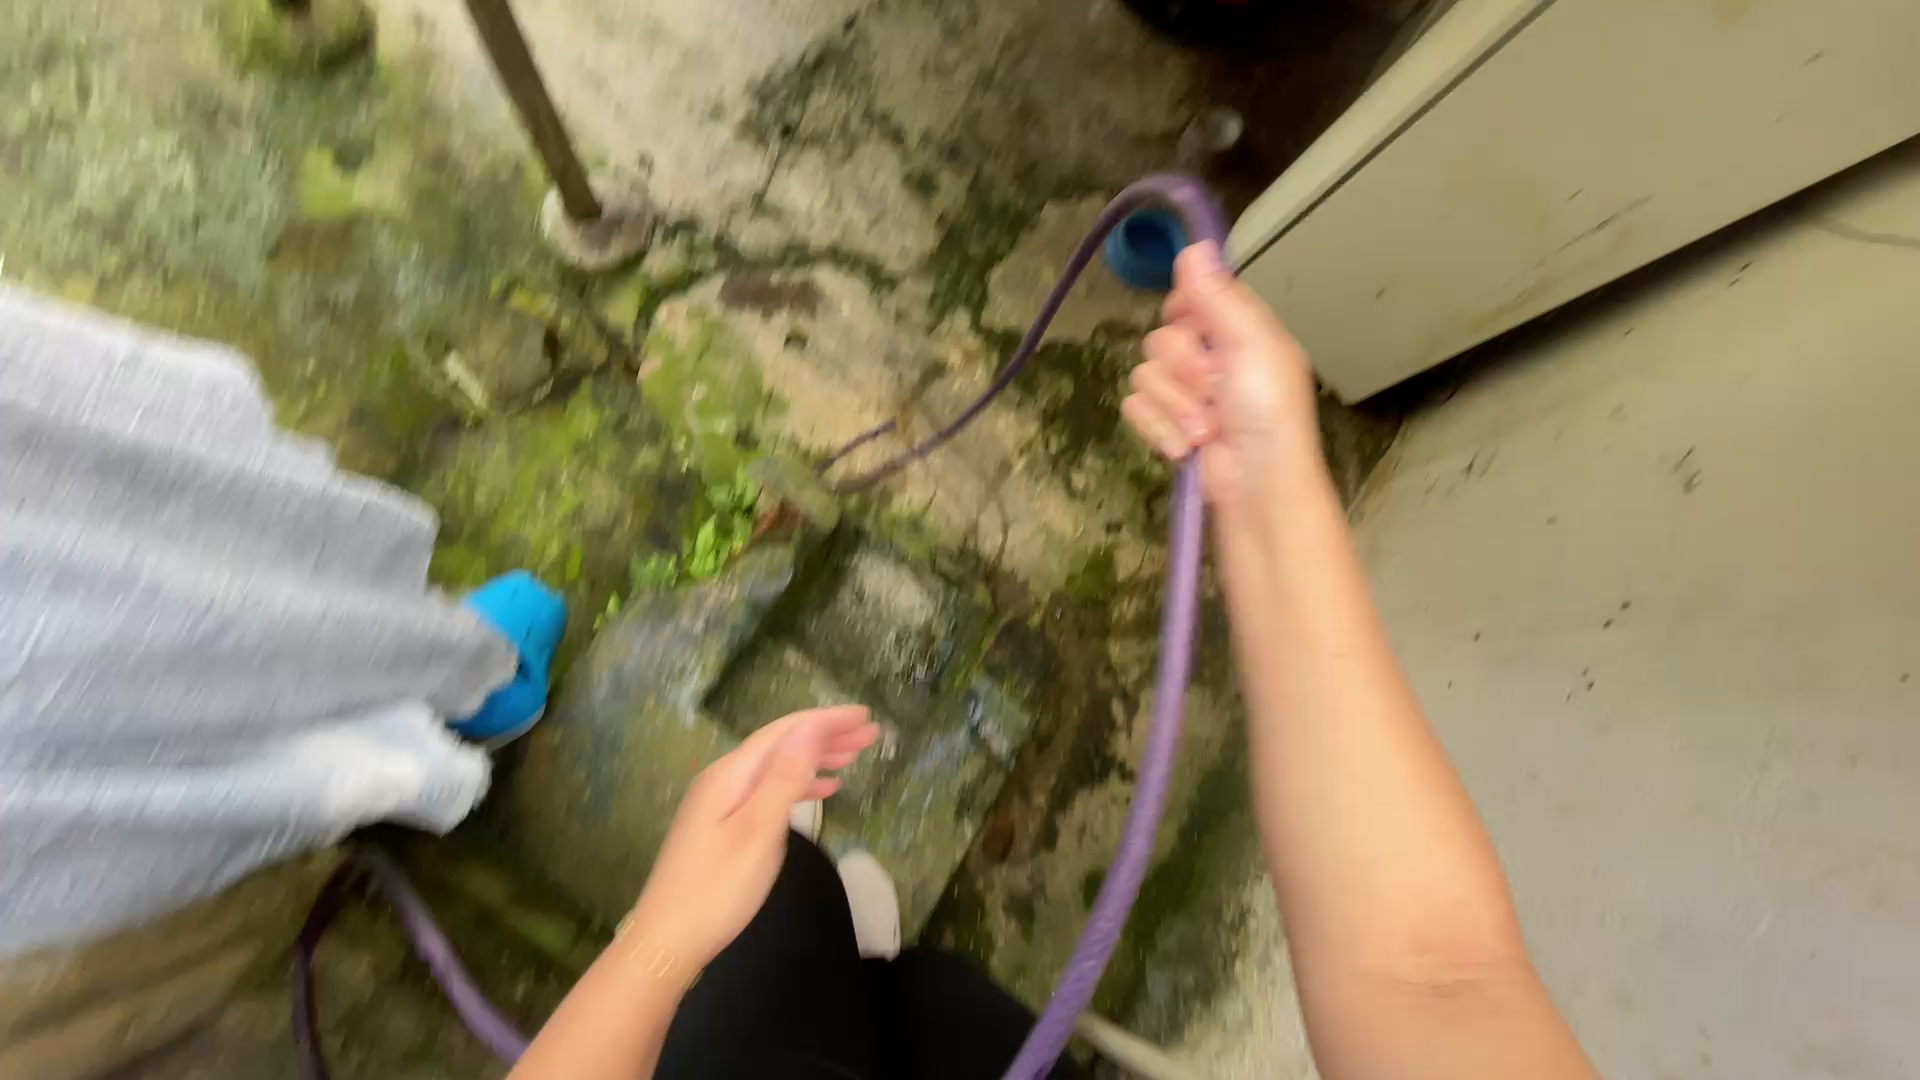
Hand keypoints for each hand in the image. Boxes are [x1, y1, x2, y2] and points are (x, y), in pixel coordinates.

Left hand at [624, 705, 879, 973]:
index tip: (865, 715)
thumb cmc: (718, 888)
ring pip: (778, 766)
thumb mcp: (759, 830)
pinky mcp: (723, 823)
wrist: (666, 943)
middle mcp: (724, 778)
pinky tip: (823, 791)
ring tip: (855, 757)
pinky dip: (800, 784)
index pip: (786, 732)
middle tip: (870, 733)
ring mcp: (721, 801)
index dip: (826, 720)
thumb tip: (810, 728)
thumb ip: (785, 777)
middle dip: (827, 735)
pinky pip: (770, 788)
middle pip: (782, 744)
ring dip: (816, 758)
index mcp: (731, 774)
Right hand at [1121, 242, 1321, 503]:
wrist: (1255, 484)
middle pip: (1160, 339)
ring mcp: (1182, 395)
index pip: (1189, 299)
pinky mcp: (1162, 425)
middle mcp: (1207, 358)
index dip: (1186, 314)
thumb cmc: (1266, 412)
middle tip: (1212, 390)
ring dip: (1174, 408)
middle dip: (1182, 371)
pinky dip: (1158, 429)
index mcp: (1236, 331)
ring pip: (1143, 377)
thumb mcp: (1253, 346)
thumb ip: (1220, 298)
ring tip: (1205, 431)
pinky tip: (1184, 447)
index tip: (1196, 327)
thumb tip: (1194, 246)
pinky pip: (1134, 409)